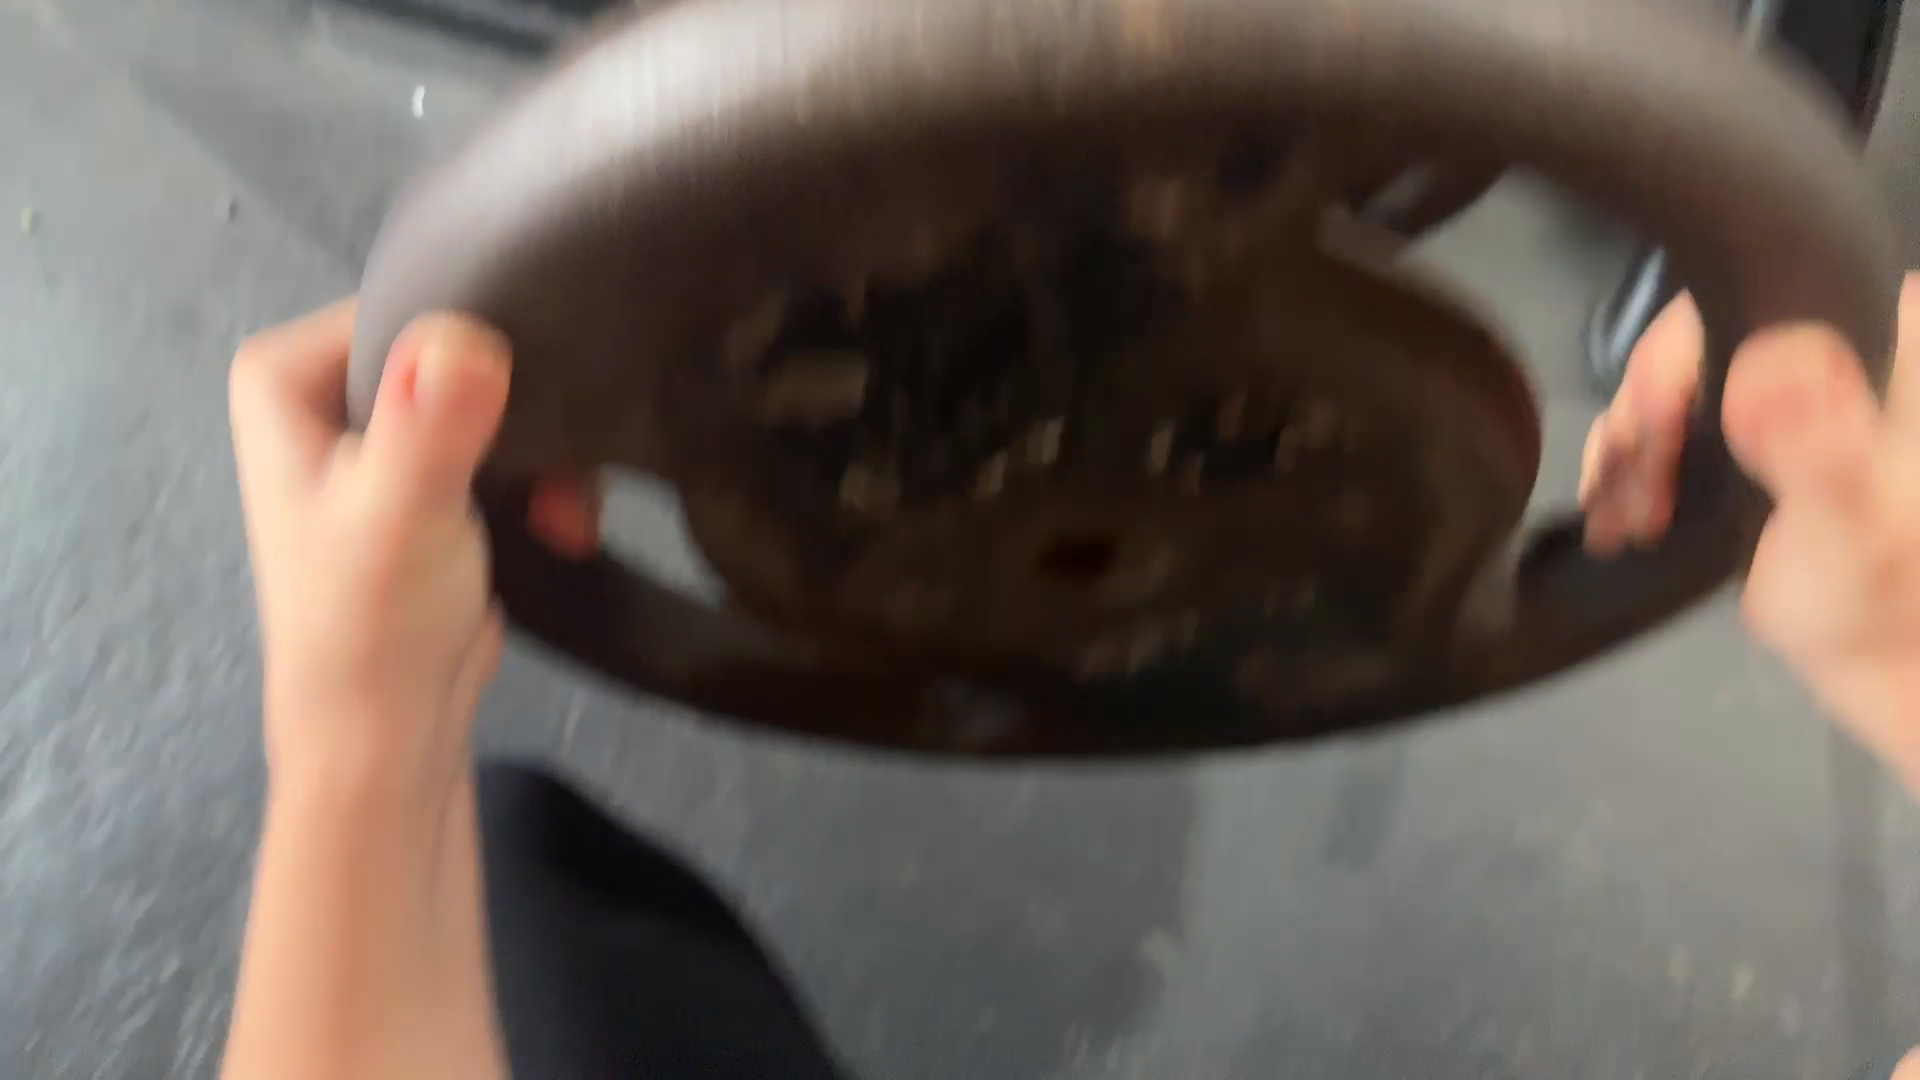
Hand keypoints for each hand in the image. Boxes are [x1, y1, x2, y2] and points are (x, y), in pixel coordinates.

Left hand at [229, 300, 592, 795]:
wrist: (399, 716)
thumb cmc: (376, 618)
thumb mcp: (402, 515)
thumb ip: (429, 427)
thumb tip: (470, 337)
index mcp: (292, 382)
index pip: (402, 308)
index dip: (476, 337)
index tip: (538, 378)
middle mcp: (341, 401)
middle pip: (463, 359)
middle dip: (528, 409)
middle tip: (568, 453)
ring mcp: (398, 445)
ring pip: (501, 407)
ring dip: (549, 457)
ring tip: (569, 511)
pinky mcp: (447, 486)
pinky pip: (514, 449)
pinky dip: (548, 482)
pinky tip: (563, 523)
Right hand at [1581, 275, 1919, 792]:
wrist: (1882, 656)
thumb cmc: (1877, 596)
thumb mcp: (1853, 525)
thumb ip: (1821, 446)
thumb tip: (1768, 359)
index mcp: (1878, 352)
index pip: (1749, 292)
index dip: (1680, 349)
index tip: (1663, 423)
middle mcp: (1823, 363)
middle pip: (1685, 345)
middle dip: (1642, 417)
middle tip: (1642, 481)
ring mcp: (1772, 406)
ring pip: (1658, 390)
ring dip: (1624, 453)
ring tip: (1631, 514)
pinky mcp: (1735, 444)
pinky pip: (1650, 429)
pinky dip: (1621, 470)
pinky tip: (1626, 512)